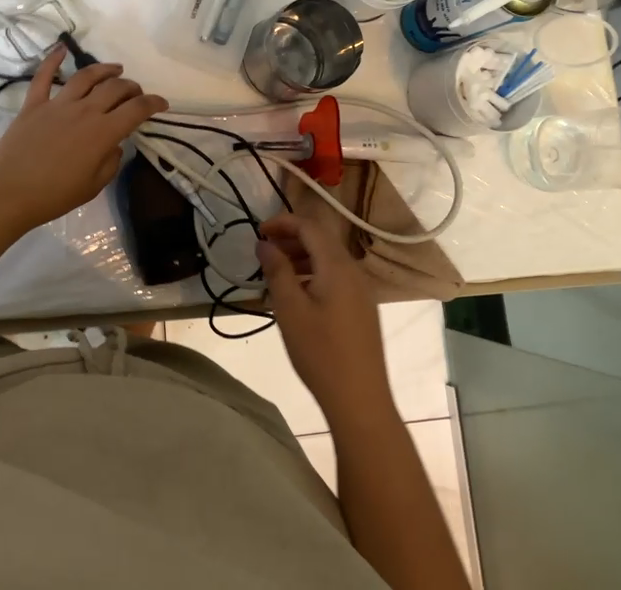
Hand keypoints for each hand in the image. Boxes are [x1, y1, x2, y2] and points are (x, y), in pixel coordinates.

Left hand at [0, 44, 167, 231]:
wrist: (9, 192)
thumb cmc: (55, 195)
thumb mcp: (94, 185)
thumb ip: (110, 162)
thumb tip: (114, 145)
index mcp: (103, 133)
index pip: (136, 110)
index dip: (153, 103)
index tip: (162, 104)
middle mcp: (84, 111)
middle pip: (115, 88)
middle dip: (131, 87)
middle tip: (136, 93)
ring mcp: (57, 104)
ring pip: (86, 77)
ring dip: (104, 70)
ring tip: (115, 69)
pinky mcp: (33, 105)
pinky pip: (44, 77)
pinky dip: (53, 60)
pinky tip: (61, 48)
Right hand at [256, 214, 392, 428]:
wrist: (360, 398)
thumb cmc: (320, 352)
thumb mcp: (289, 309)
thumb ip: (277, 271)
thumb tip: (265, 244)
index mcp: (337, 266)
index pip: (310, 226)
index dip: (283, 222)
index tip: (258, 232)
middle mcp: (354, 271)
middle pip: (322, 239)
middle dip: (291, 238)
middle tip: (263, 251)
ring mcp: (362, 290)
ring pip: (329, 259)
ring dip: (302, 256)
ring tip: (276, 271)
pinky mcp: (362, 308)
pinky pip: (336, 277)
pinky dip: (314, 273)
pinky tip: (297, 294)